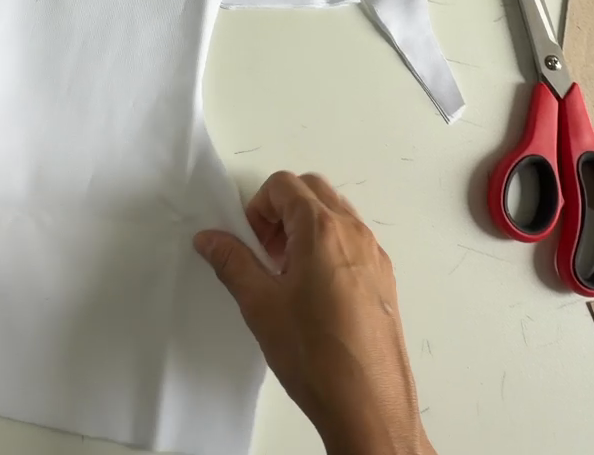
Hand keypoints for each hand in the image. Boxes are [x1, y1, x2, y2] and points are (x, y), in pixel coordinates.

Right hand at [194, 172, 434, 454]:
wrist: (370, 408)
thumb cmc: (313, 353)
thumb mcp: (260, 305)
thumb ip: (231, 261)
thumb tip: (208, 238)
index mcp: (321, 229)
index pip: (283, 185)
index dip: (258, 207)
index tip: (252, 244)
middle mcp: (353, 231)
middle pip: (312, 189)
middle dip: (283, 210)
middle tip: (267, 252)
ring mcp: (374, 253)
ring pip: (336, 212)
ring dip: (307, 226)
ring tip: (290, 274)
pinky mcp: (386, 277)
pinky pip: (353, 240)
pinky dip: (330, 246)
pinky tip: (317, 293)